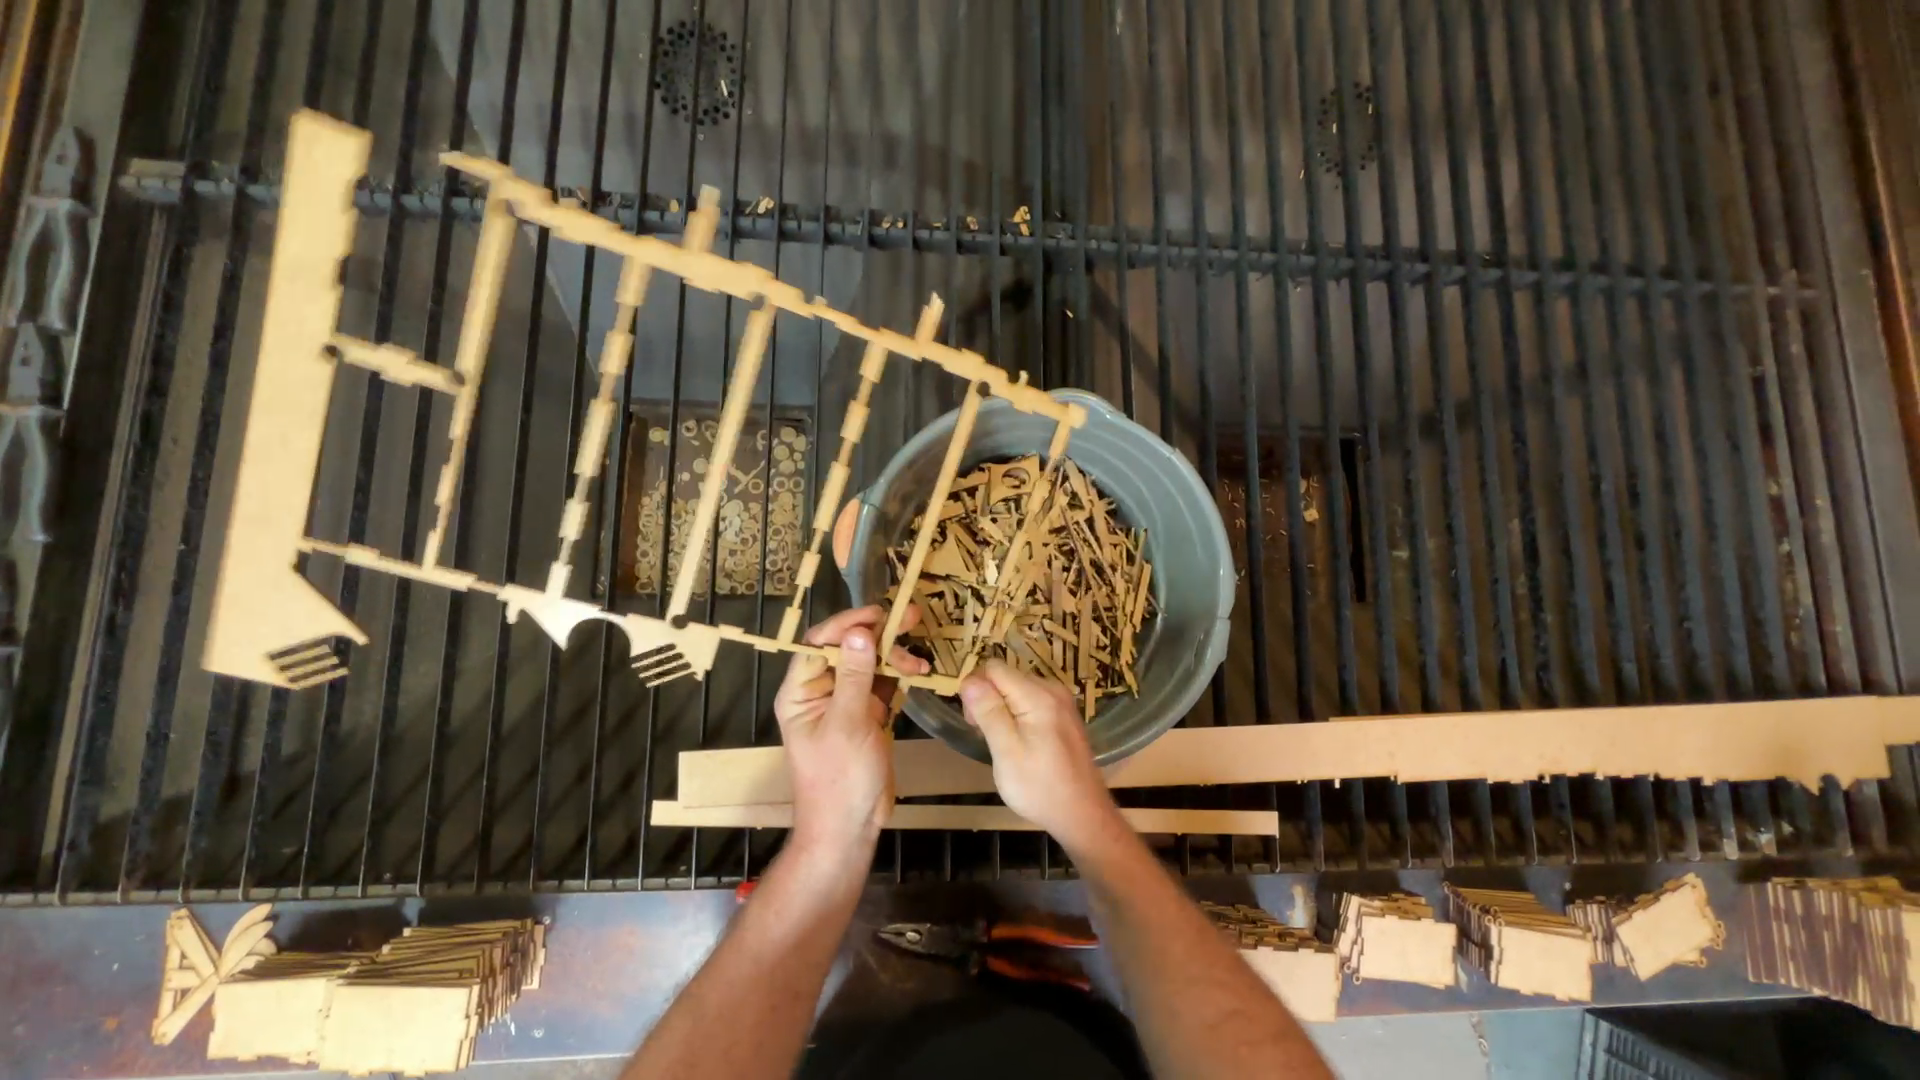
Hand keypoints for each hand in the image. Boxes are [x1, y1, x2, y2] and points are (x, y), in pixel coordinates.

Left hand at [773, 605, 929, 852]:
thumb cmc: (839, 781)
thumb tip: (860, 633)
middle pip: (847, 649)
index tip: (878, 615)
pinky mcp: (868, 715)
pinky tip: (920, 673)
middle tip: (911, 618)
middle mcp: (820, 691)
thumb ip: (855, 677)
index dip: (847, 625)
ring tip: (920, 663)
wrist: (850, 829)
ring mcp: (846, 702)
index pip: (818, 644)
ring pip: (870, 663)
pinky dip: (901, 676)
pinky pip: (884, 684)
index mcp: (800, 692)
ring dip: (895, 657)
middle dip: (879, 635)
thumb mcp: (847, 725)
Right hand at [958, 661, 1120, 850]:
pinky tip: (1021, 743)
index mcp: (1038, 695)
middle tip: (987, 737)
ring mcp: (1061, 702)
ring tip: (1004, 744)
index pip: (993, 668)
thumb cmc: (1040, 787)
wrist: (1082, 814)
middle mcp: (1052, 690)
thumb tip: (969, 680)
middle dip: (988, 699)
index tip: (975, 723)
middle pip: (1006, 676)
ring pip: (1016, 689)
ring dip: (1002, 709)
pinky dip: (1018, 715)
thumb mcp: (1007, 752)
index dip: (976, 690)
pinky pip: (1031, 701)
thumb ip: (988, 712)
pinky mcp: (1064, 716)